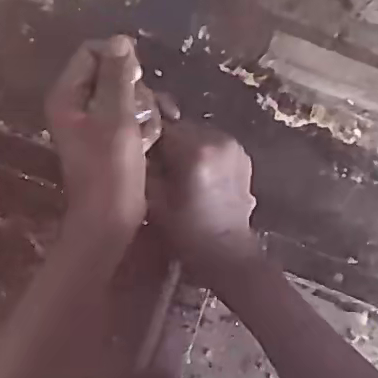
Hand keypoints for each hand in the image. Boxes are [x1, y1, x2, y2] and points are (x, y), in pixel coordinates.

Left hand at [44, 35, 162, 241]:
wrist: (110, 217)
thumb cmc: (110, 168)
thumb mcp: (116, 116)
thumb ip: (118, 76)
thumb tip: (120, 40)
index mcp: (66, 95)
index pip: (91, 52)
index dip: (118, 59)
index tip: (137, 77)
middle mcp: (75, 105)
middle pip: (112, 73)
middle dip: (135, 89)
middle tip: (142, 113)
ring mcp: (93, 123)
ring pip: (127, 95)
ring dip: (144, 110)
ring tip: (146, 134)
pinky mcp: (110, 138)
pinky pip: (131, 117)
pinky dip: (143, 127)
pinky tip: (147, 144)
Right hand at [147, 119, 261, 284]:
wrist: (228, 254)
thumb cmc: (187, 233)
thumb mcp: (154, 201)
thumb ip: (143, 168)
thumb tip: (135, 148)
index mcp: (195, 149)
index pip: (160, 124)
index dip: (144, 135)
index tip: (135, 150)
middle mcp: (218, 139)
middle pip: (180, 126)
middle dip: (165, 142)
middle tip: (152, 164)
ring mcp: (234, 147)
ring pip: (196, 134)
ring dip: (183, 147)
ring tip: (173, 172)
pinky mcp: (242, 157)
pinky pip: (212, 145)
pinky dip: (201, 154)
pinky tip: (194, 176)